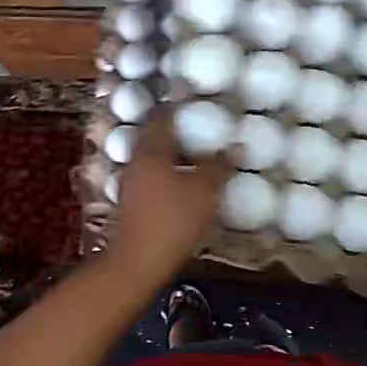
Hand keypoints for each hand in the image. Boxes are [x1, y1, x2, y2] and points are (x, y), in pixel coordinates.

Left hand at [107, 116, 228, 279]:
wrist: (137, 263)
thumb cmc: (173, 221)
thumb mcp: (204, 192)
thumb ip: (219, 166)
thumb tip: (236, 147)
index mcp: (151, 150)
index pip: (163, 116)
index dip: (179, 106)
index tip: (197, 102)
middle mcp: (136, 161)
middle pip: (155, 137)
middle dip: (177, 131)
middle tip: (202, 129)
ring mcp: (130, 183)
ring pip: (152, 158)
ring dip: (172, 154)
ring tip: (197, 156)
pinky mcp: (130, 204)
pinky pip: (151, 177)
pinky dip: (167, 173)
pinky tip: (183, 184)